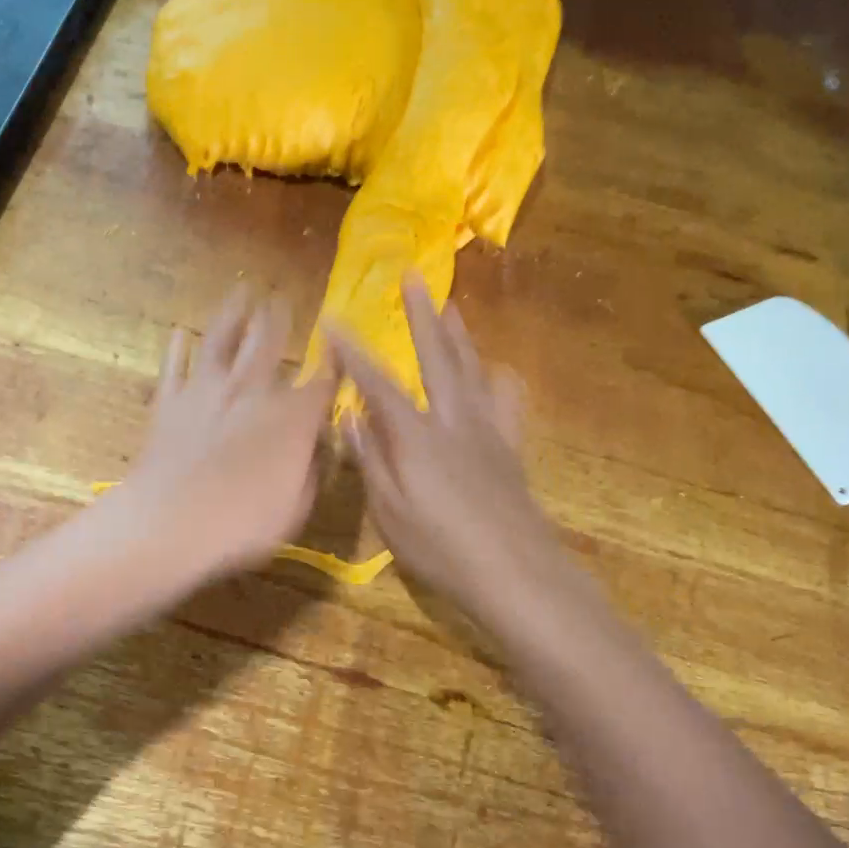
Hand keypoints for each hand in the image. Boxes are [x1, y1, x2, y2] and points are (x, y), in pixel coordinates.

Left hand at [109, 289, 337, 579]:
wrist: (170, 524)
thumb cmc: (241, 526)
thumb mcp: (295, 509)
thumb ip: (310, 471)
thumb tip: (316, 447)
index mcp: (291, 418)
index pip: (322, 379)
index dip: (334, 359)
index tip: (339, 342)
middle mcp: (252, 391)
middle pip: (269, 341)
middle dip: (279, 316)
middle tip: (282, 297)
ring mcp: (206, 391)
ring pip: (222, 339)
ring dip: (233, 313)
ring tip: (241, 291)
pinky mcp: (169, 401)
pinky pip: (174, 365)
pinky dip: (177, 347)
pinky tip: (178, 333)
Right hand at [331, 275, 561, 618]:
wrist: (515, 570)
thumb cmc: (441, 549)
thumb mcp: (390, 512)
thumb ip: (372, 462)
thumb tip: (354, 418)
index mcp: (415, 437)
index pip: (378, 384)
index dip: (353, 352)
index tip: (333, 321)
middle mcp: (452, 421)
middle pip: (436, 358)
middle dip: (421, 315)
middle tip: (414, 277)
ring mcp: (487, 431)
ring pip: (473, 370)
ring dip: (459, 335)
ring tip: (452, 307)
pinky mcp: (509, 449)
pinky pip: (505, 401)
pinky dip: (497, 380)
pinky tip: (496, 374)